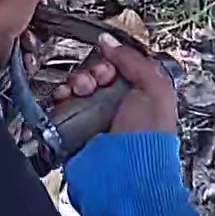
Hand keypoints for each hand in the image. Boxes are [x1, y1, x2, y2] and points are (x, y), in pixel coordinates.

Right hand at [53, 33, 178, 136]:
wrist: (124, 175)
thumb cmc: (148, 138)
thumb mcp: (154, 88)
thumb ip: (133, 59)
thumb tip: (110, 40)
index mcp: (141, 95)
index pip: (119, 66)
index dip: (112, 60)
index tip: (110, 65)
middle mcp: (117, 106)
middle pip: (95, 74)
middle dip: (92, 71)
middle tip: (96, 80)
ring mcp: (95, 118)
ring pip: (77, 86)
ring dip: (76, 82)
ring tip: (80, 90)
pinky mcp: (75, 128)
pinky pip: (61, 104)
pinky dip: (61, 96)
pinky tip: (65, 97)